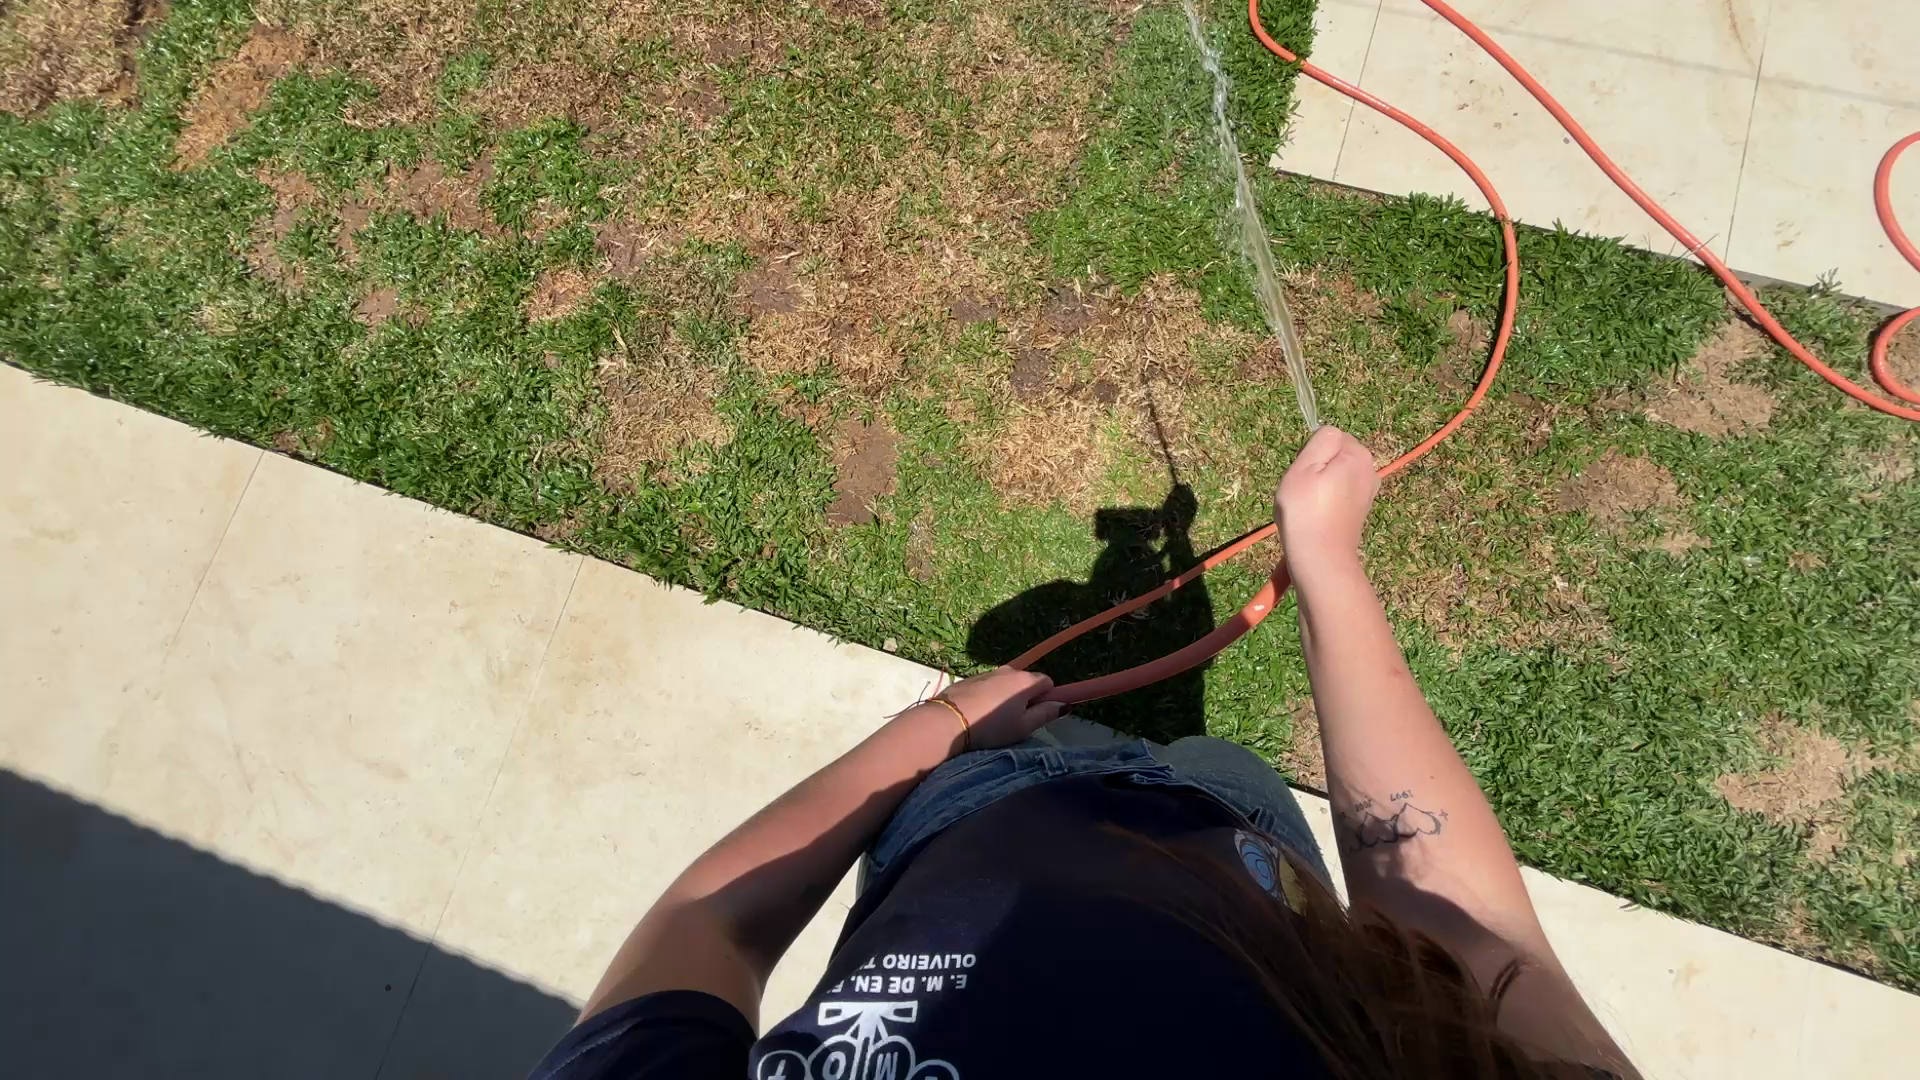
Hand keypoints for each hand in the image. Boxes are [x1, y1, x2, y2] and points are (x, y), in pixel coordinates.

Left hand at [923, 667, 1062, 751]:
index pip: (1047, 681)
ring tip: (993, 720)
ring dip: (1006, 697)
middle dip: (1025, 697)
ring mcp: (987, 672)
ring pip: (1006, 683)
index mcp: (1025, 681)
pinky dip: (989, 696)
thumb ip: (1046, 714)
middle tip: (1014, 721)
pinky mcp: (970, 678)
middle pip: (1026, 681)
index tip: (1035, 715)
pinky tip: (978, 714)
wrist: (947, 722)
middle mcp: (1008, 670)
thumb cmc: (991, 728)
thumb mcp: (1023, 727)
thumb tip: (1064, 705)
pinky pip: (989, 685)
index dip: (1046, 698)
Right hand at [1275, 426, 1379, 575]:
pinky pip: (1338, 492)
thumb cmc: (1306, 510)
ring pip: (1334, 474)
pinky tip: (1317, 515)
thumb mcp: (1304, 466)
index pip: (1328, 436)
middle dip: (1316, 467)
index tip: (1302, 473)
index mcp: (1357, 454)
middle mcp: (1370, 469)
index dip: (1310, 453)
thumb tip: (1329, 434)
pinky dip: (1326, 500)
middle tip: (1303, 490)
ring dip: (1319, 484)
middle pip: (1333, 455)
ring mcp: (1368, 490)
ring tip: (1309, 505)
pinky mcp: (1361, 508)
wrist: (1320, 556)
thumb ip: (1320, 440)